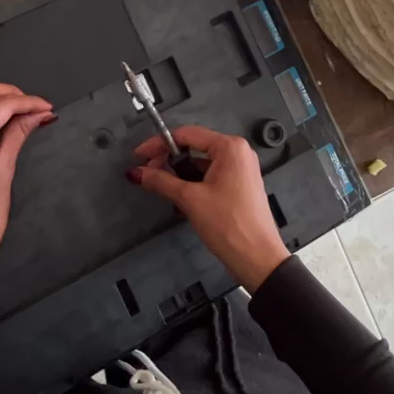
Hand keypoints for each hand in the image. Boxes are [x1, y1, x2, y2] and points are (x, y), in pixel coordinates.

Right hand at [129, 125, 289, 290]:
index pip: (187, 134)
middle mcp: (237, 153)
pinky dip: (193, 184)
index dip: (159, 143)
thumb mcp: (190, 199)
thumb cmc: (228, 224)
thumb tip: (136, 172)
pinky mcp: (238, 186)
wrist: (257, 258)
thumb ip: (161, 181)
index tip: (139, 156)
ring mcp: (240, 170)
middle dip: (169, 160)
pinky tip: (179, 200)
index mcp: (230, 147)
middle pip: (194, 147)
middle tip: (147, 174)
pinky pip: (210, 177)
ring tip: (161, 188)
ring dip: (179, 174)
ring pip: (200, 164)